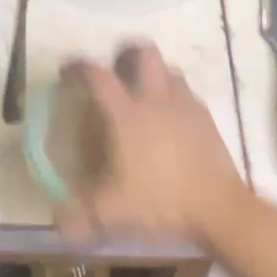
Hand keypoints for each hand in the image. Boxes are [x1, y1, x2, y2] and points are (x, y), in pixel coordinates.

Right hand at [56, 43, 247, 246]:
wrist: (219, 208)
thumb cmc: (161, 203)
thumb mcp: (113, 214)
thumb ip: (80, 218)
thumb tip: (58, 224)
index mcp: (127, 116)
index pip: (98, 76)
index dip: (79, 67)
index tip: (69, 70)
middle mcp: (156, 101)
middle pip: (144, 53)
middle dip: (127, 53)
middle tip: (116, 69)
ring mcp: (185, 106)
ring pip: (169, 69)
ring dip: (154, 73)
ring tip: (145, 91)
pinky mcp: (206, 118)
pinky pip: (188, 93)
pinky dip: (175, 96)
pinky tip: (171, 117)